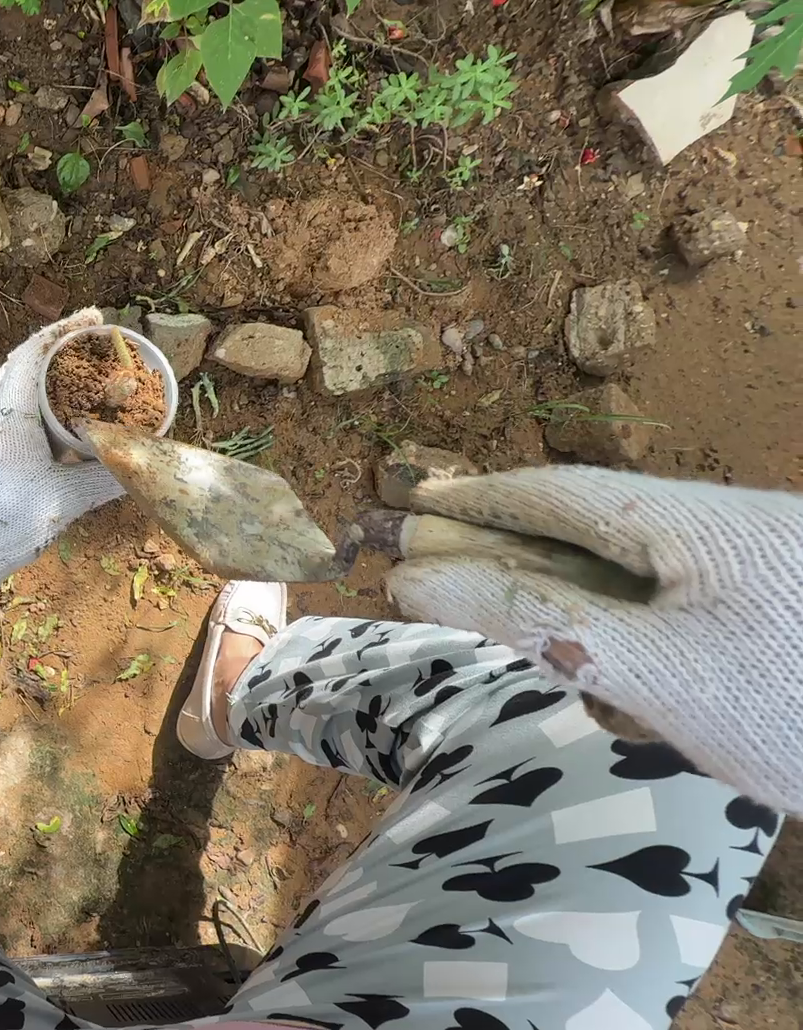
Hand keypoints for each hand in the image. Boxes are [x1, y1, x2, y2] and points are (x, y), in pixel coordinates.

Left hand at [0, 310, 126, 619]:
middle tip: (88, 346)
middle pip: (18, 364)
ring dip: (40, 375)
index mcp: (10, 414)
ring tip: (75, 377)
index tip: (93, 319)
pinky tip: (54, 418)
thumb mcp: (69, 497)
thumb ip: (105, 478)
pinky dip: (33, 402)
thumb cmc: (14, 518)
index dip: (62, 329)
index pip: (32, 353)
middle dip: (53, 349)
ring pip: (9, 387)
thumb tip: (138, 464)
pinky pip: (7, 411)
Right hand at [386, 466, 802, 810]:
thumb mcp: (647, 672)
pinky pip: (683, 603)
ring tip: (534, 636)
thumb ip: (524, 616)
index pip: (559, 492)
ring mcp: (771, 569)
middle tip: (444, 570)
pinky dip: (630, 628)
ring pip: (637, 569)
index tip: (412, 498)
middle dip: (511, 548)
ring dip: (571, 598)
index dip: (477, 494)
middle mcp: (740, 529)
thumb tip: (409, 576)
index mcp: (703, 524)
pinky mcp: (788, 610)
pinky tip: (632, 680)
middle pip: (592, 525)